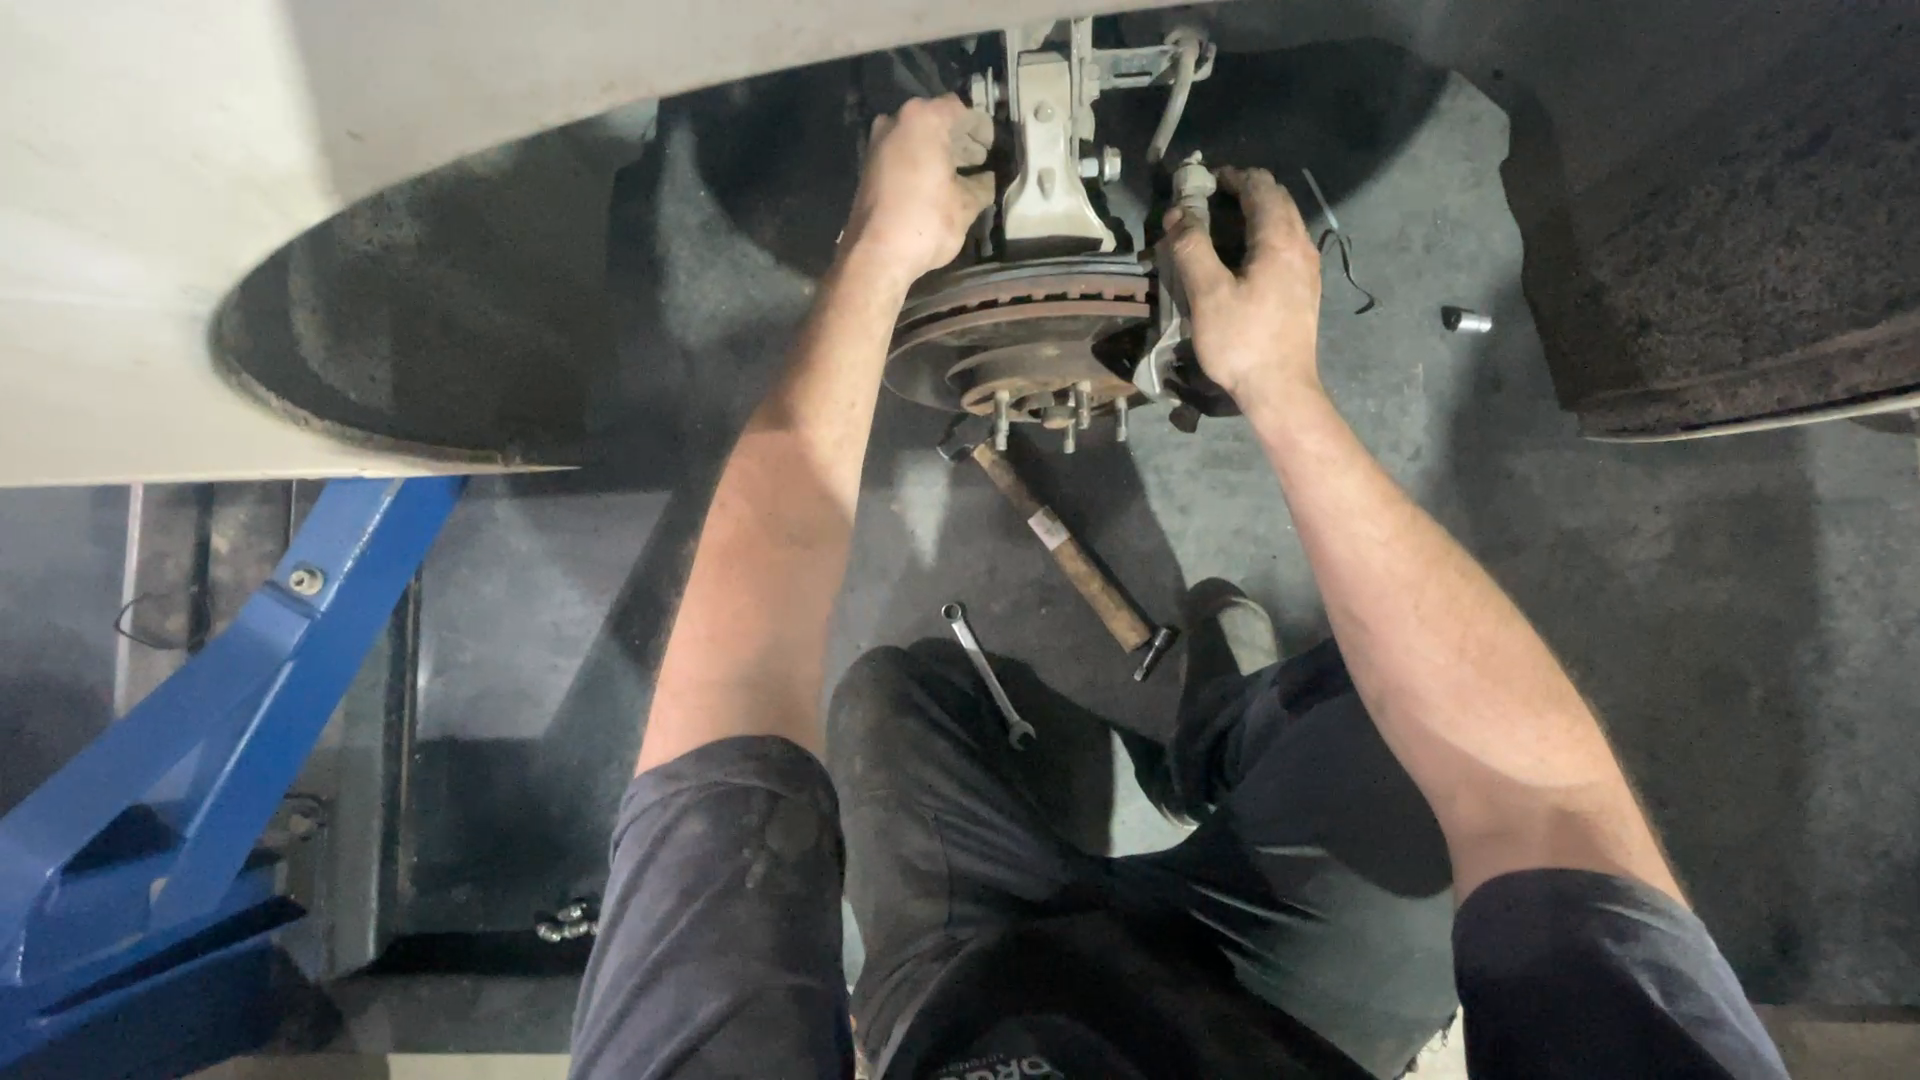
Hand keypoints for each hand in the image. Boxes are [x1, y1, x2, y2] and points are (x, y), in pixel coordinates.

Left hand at [842, 95, 994, 284]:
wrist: (876, 254)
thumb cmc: (926, 222)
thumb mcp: (965, 206)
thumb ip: (981, 187)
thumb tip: (987, 181)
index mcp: (923, 120)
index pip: (959, 110)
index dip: (980, 126)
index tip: (992, 144)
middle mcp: (896, 122)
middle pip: (935, 122)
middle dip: (959, 140)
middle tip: (980, 158)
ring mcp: (878, 144)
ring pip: (917, 139)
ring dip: (940, 152)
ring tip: (962, 173)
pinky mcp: (869, 167)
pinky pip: (902, 155)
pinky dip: (921, 163)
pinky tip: (937, 183)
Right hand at [1162, 167, 1322, 406]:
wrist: (1280, 389)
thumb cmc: (1241, 341)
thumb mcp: (1207, 294)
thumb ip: (1191, 247)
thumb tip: (1177, 213)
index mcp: (1279, 240)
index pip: (1261, 188)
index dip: (1233, 177)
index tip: (1206, 181)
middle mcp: (1301, 246)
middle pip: (1278, 201)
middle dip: (1247, 191)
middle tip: (1213, 199)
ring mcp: (1308, 270)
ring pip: (1285, 224)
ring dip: (1257, 215)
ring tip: (1224, 227)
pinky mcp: (1305, 292)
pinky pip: (1287, 248)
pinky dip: (1265, 238)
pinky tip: (1246, 260)